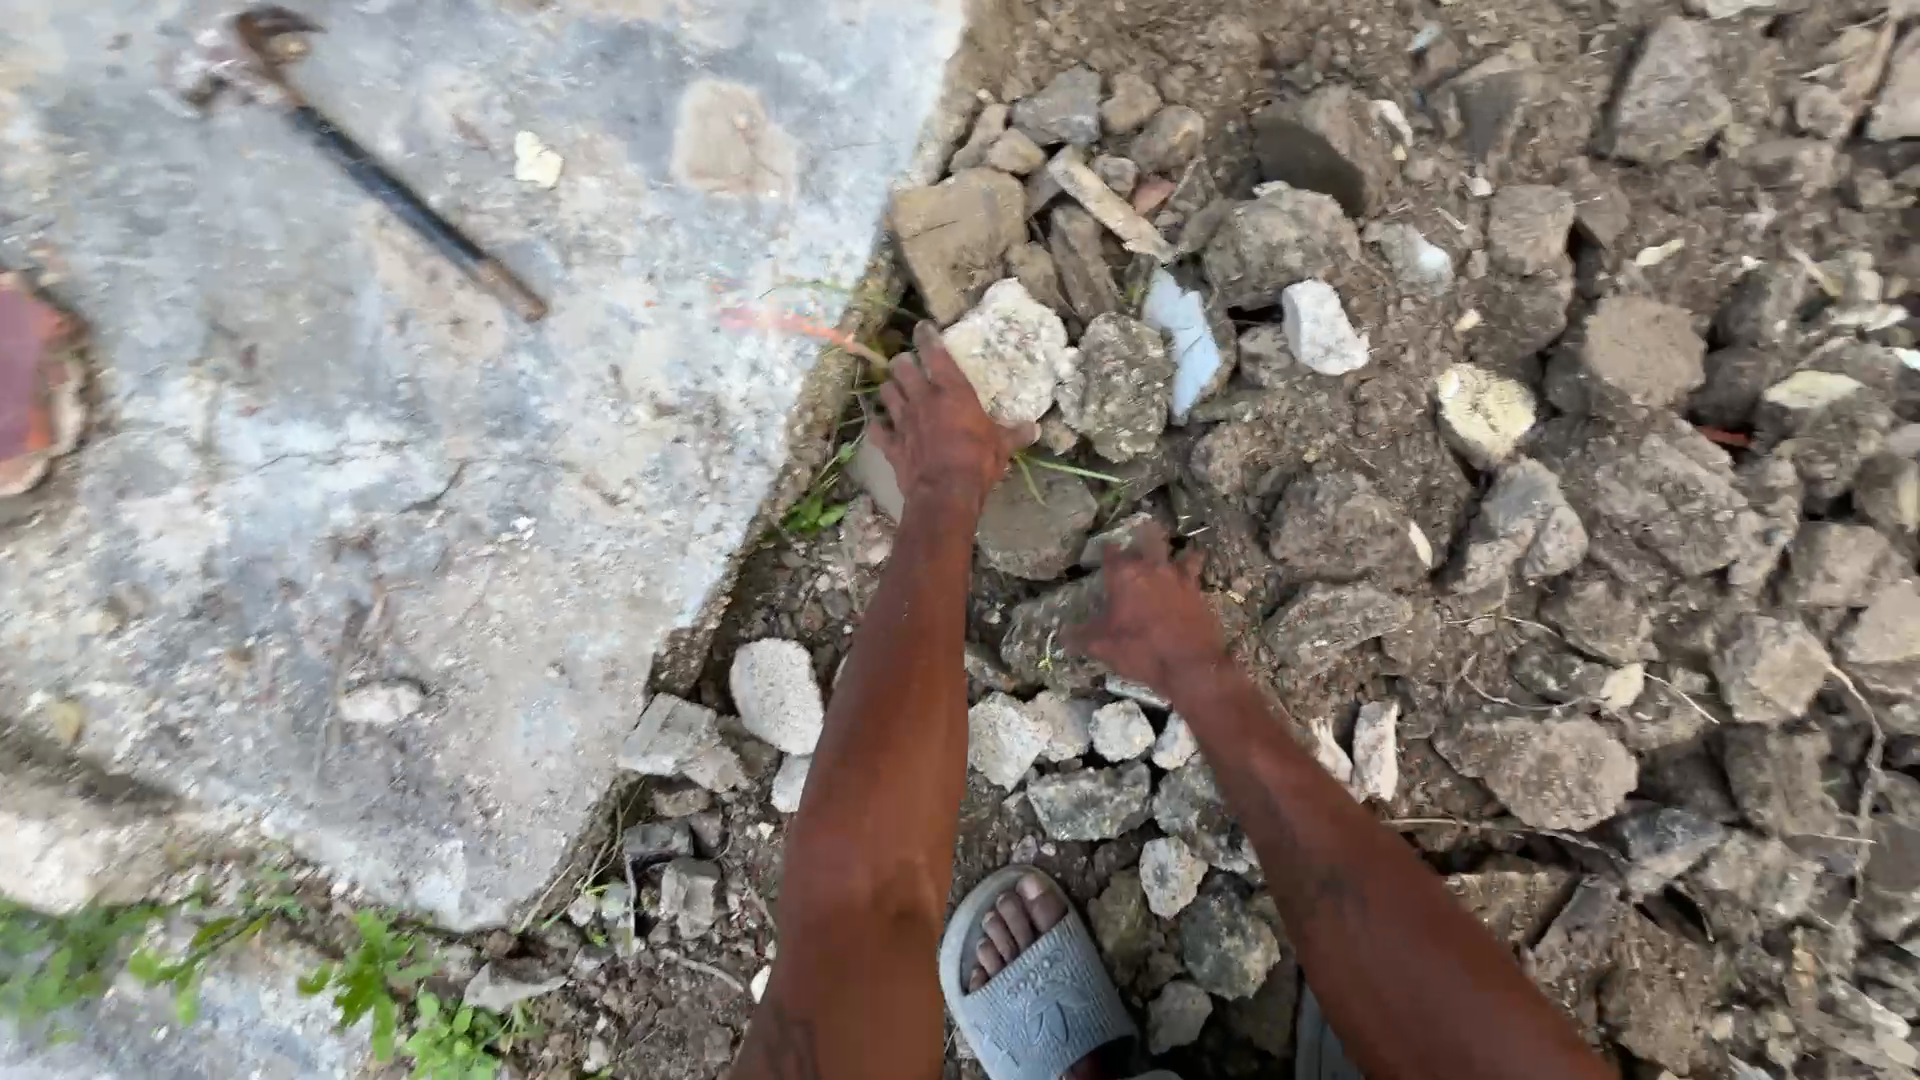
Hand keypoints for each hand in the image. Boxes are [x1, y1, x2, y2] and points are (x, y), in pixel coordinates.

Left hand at [869, 322, 1031, 512]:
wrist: (946, 492)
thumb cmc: (978, 462)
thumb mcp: (1002, 446)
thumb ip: (1015, 434)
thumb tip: (1035, 429)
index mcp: (952, 391)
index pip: (934, 352)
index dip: (926, 336)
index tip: (922, 328)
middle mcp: (923, 398)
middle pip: (901, 367)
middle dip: (902, 362)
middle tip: (906, 364)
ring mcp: (903, 421)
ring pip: (886, 392)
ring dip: (889, 389)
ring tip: (894, 390)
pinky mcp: (891, 444)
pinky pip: (877, 429)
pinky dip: (878, 426)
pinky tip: (881, 427)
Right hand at [1064, 524, 1229, 695]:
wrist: (1189, 664)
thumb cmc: (1140, 650)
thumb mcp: (1103, 647)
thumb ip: (1081, 637)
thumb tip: (1063, 635)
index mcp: (1123, 576)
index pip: (1110, 552)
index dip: (1107, 551)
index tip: (1105, 552)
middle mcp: (1149, 567)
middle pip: (1145, 540)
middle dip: (1141, 537)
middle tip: (1137, 539)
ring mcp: (1176, 575)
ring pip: (1172, 548)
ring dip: (1167, 546)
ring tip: (1166, 543)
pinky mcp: (1196, 588)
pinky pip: (1195, 565)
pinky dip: (1193, 560)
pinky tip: (1195, 557)